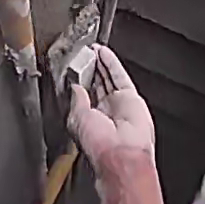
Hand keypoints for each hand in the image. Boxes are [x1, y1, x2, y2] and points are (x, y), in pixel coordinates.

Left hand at [66, 45, 155, 180]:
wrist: (121, 153)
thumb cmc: (98, 145)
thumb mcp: (77, 118)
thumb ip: (77, 99)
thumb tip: (74, 86)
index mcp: (90, 120)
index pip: (84, 94)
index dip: (80, 79)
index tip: (75, 66)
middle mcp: (105, 111)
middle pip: (98, 84)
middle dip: (91, 69)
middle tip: (85, 54)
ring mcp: (119, 104)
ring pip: (109, 78)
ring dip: (101, 63)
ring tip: (94, 50)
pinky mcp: (131, 98)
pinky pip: (120, 76)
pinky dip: (112, 63)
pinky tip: (104, 53)